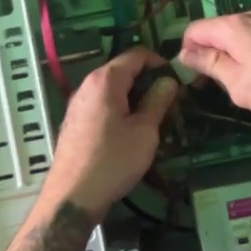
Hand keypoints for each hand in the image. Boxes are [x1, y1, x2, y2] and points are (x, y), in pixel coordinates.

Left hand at [40, 47, 178, 215]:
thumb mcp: (144, 131)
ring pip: (112, 90)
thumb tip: (168, 81)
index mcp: (105, 80)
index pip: (136, 55)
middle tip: (170, 102)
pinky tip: (131, 131)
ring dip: (135, 97)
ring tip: (154, 118)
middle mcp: (87, 85)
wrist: (73, 196)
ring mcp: (78, 104)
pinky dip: (119, 109)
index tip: (177, 80)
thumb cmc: (113, 160)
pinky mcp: (75, 122)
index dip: (159, 62)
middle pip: (122, 71)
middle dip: (148, 81)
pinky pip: (102, 105)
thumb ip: (157, 101)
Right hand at [179, 9, 250, 119]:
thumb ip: (211, 65)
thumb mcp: (239, 83)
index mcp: (233, 26)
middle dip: (213, 53)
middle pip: (220, 29)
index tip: (193, 75)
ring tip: (249, 81)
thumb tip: (185, 52)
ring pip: (243, 33)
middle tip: (220, 84)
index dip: (187, 51)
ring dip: (237, 53)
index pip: (195, 29)